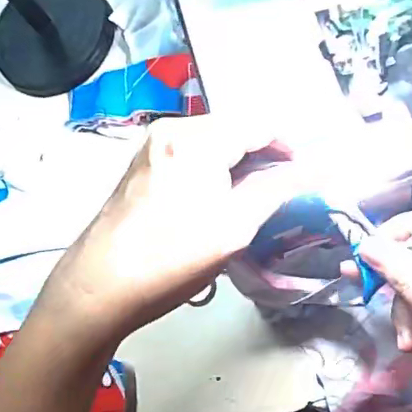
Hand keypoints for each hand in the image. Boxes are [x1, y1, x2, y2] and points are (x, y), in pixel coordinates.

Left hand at [36, 115, 302, 349]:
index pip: (258, 125)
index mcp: (196, 138)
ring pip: (209, 147)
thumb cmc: (172, 257)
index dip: (287, 148)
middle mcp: (169, 132)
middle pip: (231, 131)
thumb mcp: (235, 226)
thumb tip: (311, 169)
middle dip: (261, 157)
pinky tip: (215, 205)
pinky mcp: (139, 170)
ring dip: (235, 168)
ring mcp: (150, 150)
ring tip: (251, 203)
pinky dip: (209, 175)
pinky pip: (187, 160)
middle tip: (282, 192)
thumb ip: (276, 190)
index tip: (305, 175)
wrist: (99, 286)